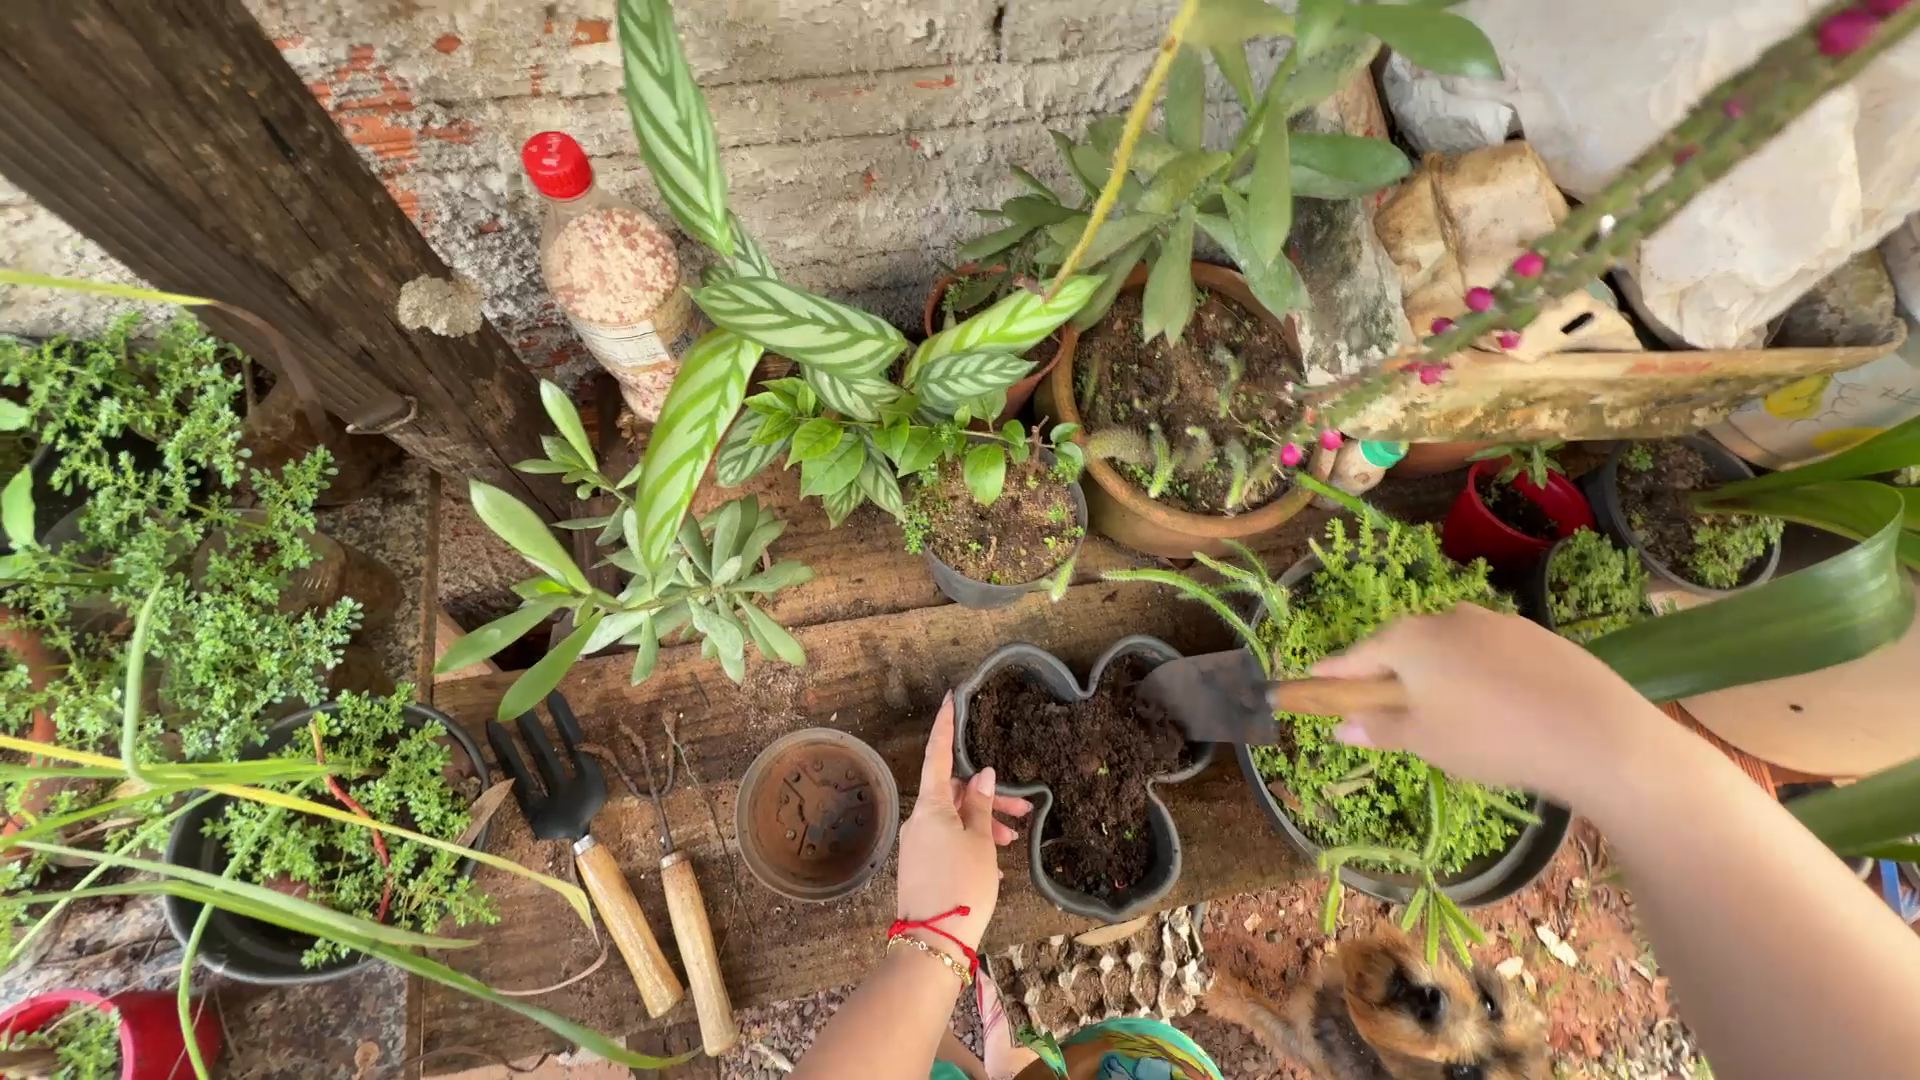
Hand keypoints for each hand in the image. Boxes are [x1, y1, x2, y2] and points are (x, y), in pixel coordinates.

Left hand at [896, 691, 1031, 954]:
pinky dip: (970, 843)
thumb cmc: (962, 884)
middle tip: (1023, 810)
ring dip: (982, 824)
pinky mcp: (920, 865)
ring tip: (1011, 842)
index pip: (938, 754)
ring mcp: (917, 843)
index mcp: (931, 805)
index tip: (950, 698)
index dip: (945, 725)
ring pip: (954, 819)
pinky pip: (947, 841)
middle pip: (955, 792)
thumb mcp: (980, 841)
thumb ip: (980, 805)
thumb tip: (981, 773)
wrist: (933, 942)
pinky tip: (992, 865)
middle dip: (988, 797)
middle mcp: (918, 818)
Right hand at [1310, 603, 1681, 804]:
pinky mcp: (1538, 636)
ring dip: (1435, 671)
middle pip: (1402, 646)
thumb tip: (1340, 727)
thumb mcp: (1423, 741)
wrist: (1602, 738)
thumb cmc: (1491, 738)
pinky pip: (1489, 652)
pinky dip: (1478, 672)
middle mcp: (1447, 618)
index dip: (1334, 672)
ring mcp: (1496, 622)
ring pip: (1447, 646)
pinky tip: (1496, 706)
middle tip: (1385, 706)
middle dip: (1388, 673)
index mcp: (1409, 639)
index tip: (1313, 679)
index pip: (1356, 656)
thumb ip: (1376, 728)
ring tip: (1448, 711)